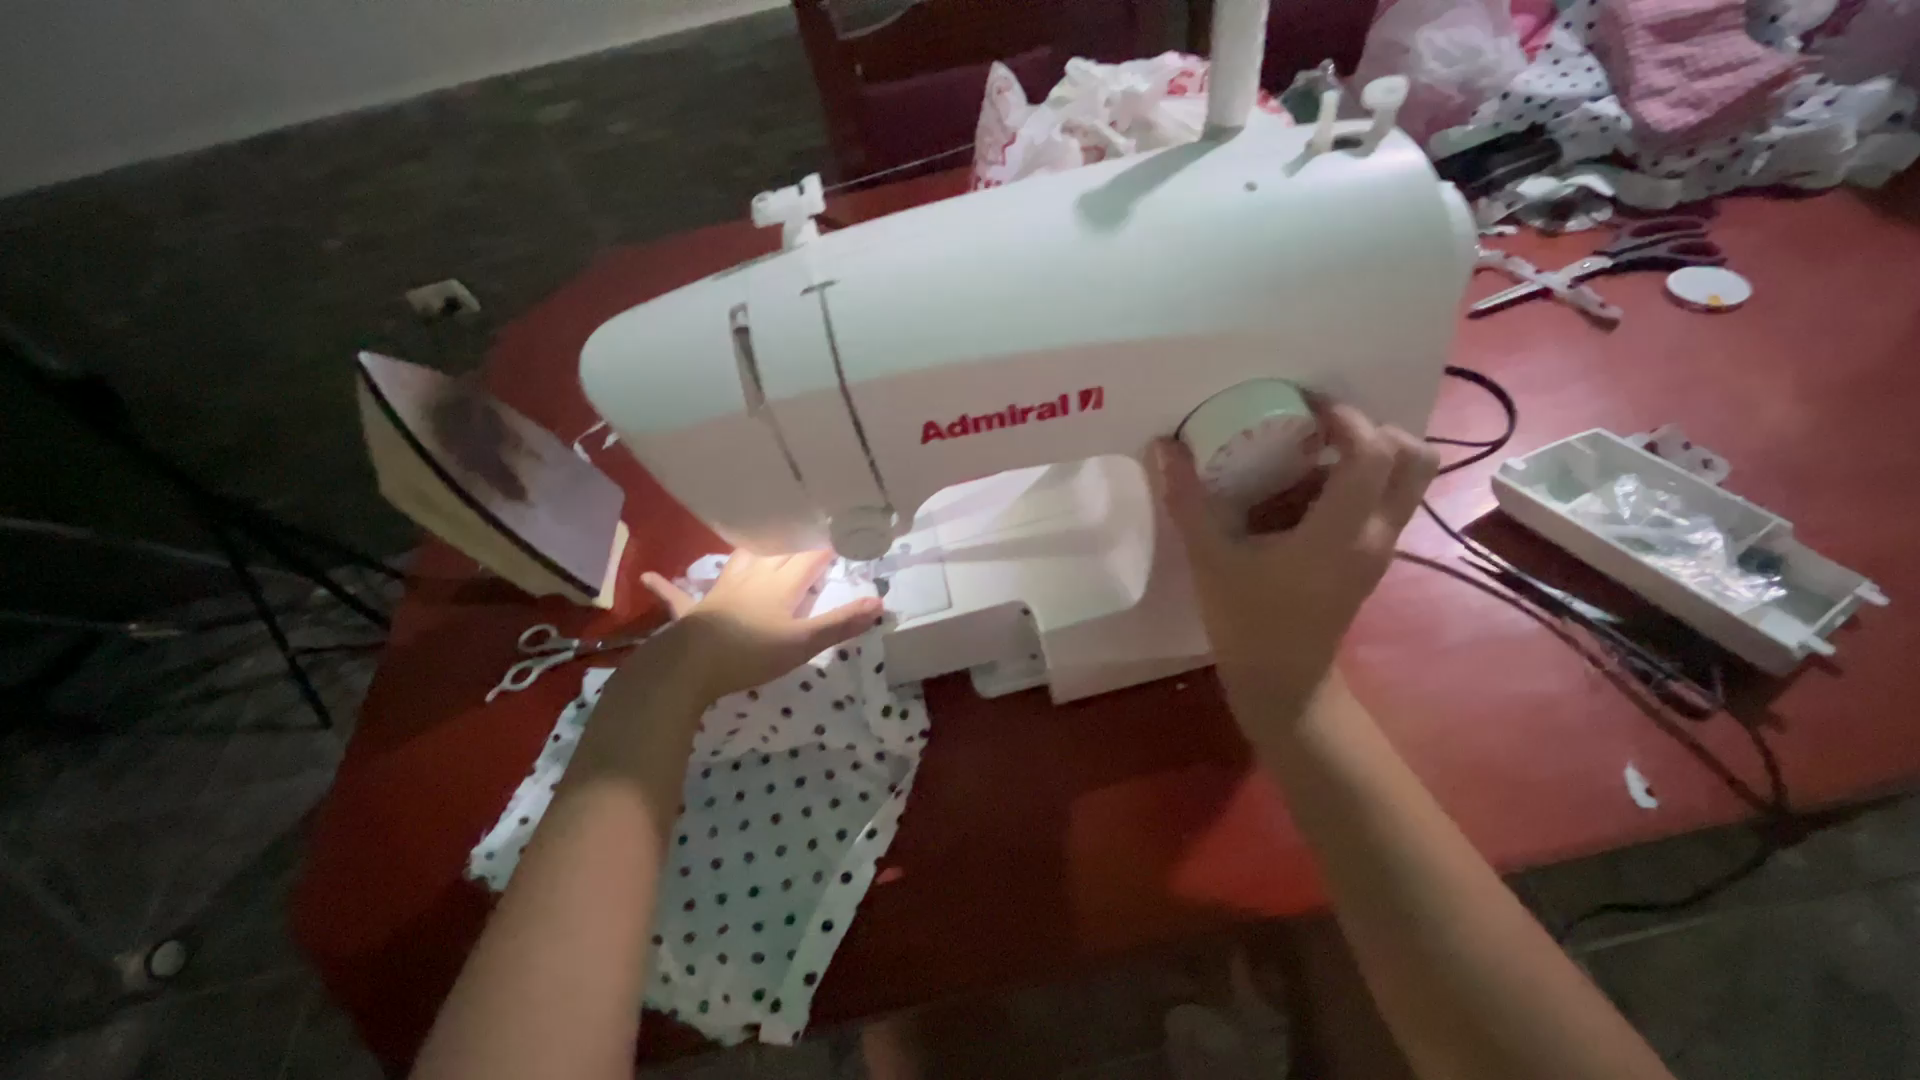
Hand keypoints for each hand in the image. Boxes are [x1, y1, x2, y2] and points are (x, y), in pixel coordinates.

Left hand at [640, 550, 882, 701]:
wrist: (689, 665)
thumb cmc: (750, 652)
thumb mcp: (803, 643)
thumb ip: (841, 623)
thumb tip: (880, 602)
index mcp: (780, 586)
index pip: (807, 559)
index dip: (824, 548)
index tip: (838, 536)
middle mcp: (751, 580)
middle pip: (775, 554)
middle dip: (791, 543)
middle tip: (802, 531)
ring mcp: (718, 594)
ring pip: (736, 564)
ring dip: (747, 552)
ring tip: (754, 542)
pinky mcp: (690, 613)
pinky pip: (677, 595)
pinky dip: (665, 585)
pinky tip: (648, 575)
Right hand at [1154, 402, 1436, 727]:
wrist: (1282, 684)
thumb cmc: (1248, 623)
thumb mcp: (1210, 560)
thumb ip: (1188, 500)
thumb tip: (1164, 446)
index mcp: (1341, 532)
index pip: (1373, 452)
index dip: (1345, 417)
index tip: (1303, 406)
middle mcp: (1376, 534)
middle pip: (1416, 459)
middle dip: (1376, 429)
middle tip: (1322, 430)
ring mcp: (1380, 549)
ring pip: (1406, 482)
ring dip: (1366, 457)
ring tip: (1307, 460)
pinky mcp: (1371, 560)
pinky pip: (1382, 504)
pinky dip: (1355, 486)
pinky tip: (1299, 500)